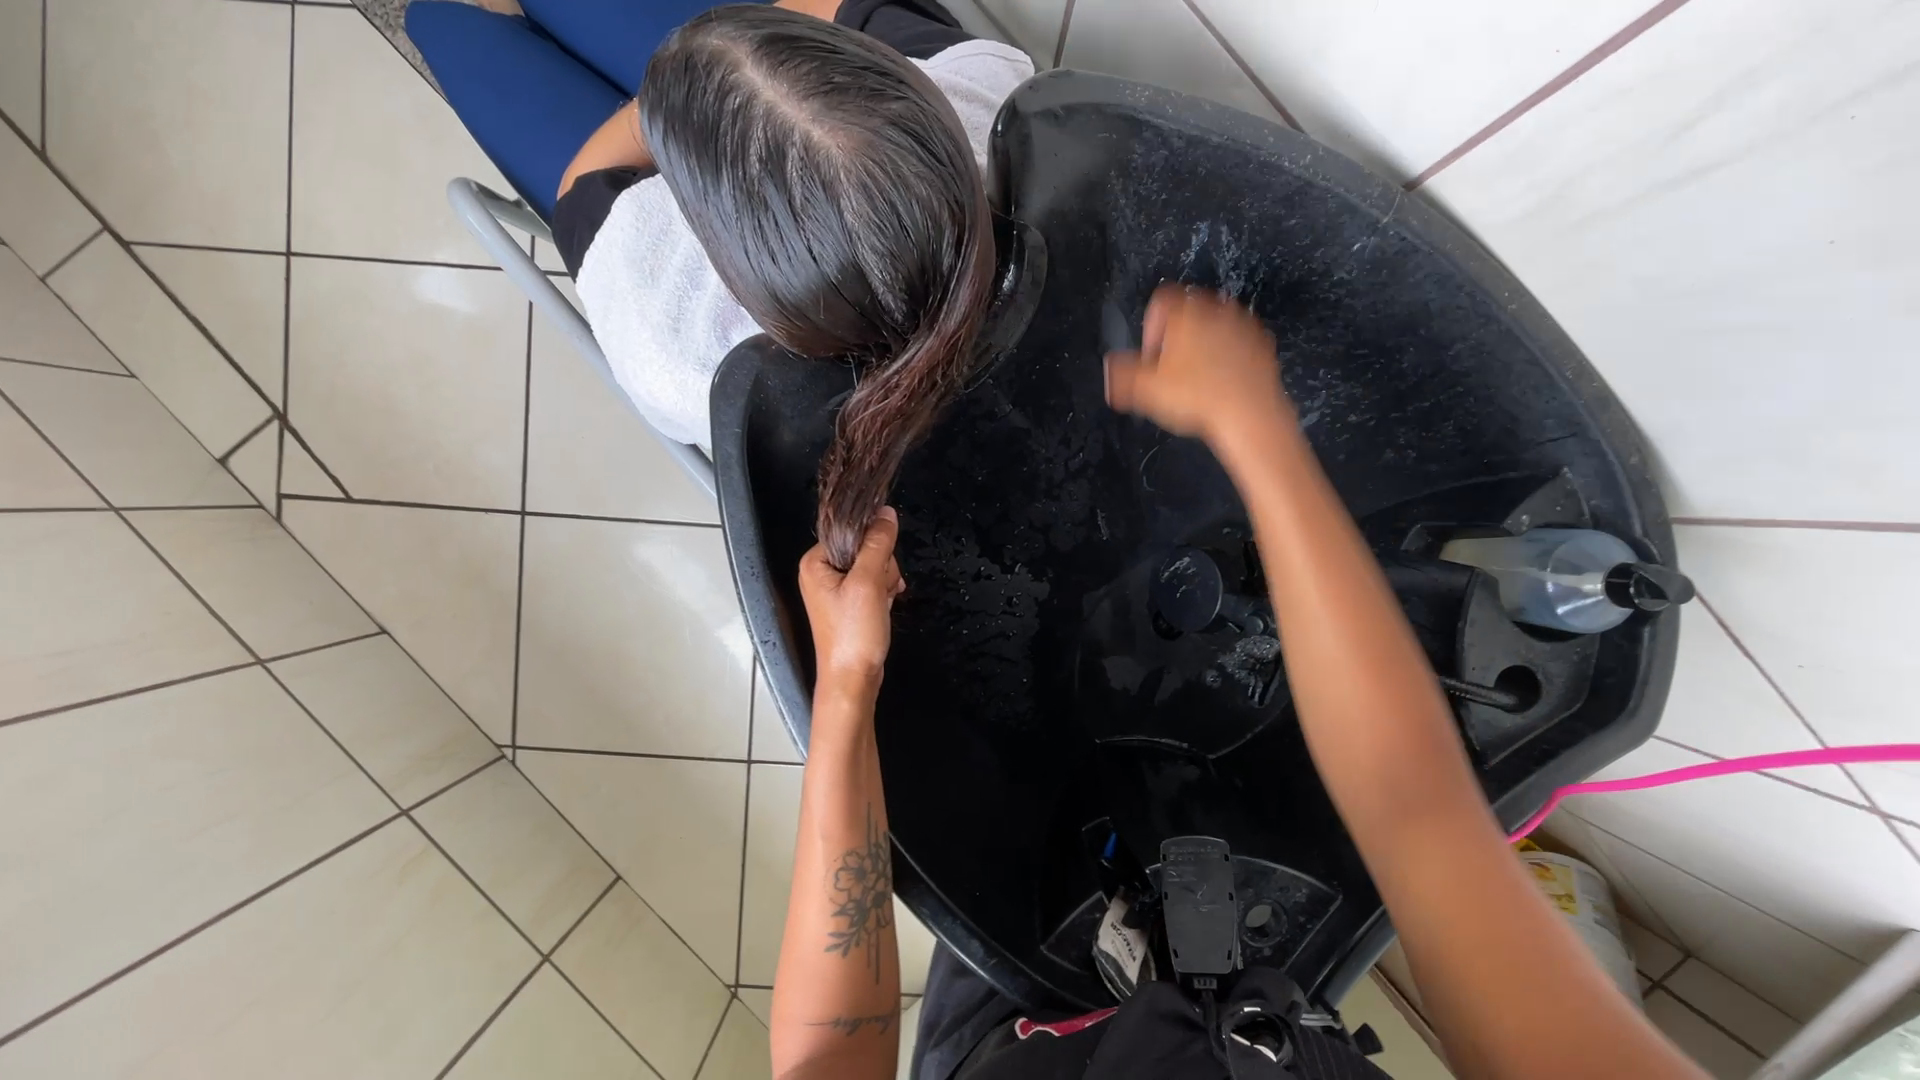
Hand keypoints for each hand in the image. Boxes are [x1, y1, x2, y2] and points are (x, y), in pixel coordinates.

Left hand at [800, 506, 905, 694]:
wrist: (853, 679)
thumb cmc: (854, 634)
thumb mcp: (868, 583)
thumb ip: (878, 544)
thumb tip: (887, 512)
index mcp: (815, 562)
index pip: (852, 531)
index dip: (872, 545)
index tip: (877, 568)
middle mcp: (822, 572)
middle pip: (865, 547)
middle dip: (882, 567)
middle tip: (879, 591)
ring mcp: (836, 589)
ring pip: (874, 565)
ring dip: (886, 582)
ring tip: (882, 603)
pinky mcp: (850, 603)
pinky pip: (874, 583)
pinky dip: (884, 593)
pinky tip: (885, 607)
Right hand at [1104, 286, 1289, 443]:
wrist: (1248, 413)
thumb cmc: (1198, 396)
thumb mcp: (1143, 389)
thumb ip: (1120, 374)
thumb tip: (1110, 369)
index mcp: (1184, 310)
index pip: (1159, 302)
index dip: (1150, 330)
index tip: (1151, 356)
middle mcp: (1215, 309)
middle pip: (1187, 314)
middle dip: (1177, 339)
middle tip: (1171, 370)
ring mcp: (1242, 324)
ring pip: (1213, 328)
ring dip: (1202, 347)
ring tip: (1196, 379)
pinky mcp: (1261, 343)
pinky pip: (1236, 344)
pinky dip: (1226, 358)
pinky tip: (1219, 384)